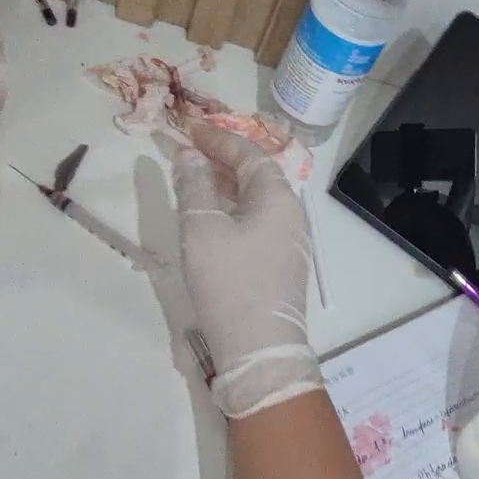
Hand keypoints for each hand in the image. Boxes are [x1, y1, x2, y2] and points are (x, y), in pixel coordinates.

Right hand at [172, 122, 320, 417]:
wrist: (259, 350)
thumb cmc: (230, 283)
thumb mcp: (202, 228)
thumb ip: (194, 185)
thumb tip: (189, 155)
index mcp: (278, 198)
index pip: (249, 154)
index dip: (217, 138)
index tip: (188, 128)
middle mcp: (291, 214)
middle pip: (256, 174)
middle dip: (221, 159)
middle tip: (187, 151)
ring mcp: (289, 242)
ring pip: (255, 200)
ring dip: (225, 185)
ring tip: (193, 179)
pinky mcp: (280, 265)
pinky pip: (256, 222)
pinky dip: (231, 210)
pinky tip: (210, 219)